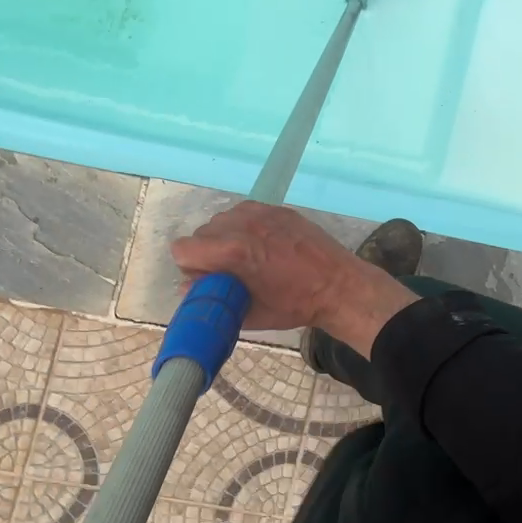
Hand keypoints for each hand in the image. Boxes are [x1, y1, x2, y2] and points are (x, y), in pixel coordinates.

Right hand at [169, 203, 415, 354]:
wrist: (338, 285)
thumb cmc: (294, 305)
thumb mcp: (248, 313)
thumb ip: (212, 298)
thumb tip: (189, 287)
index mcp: (234, 252)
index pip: (183, 248)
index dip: (190, 265)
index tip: (206, 278)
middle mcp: (244, 225)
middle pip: (202, 233)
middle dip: (208, 253)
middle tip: (228, 272)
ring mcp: (263, 213)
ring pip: (223, 219)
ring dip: (226, 237)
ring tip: (247, 257)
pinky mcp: (279, 209)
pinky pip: (246, 212)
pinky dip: (246, 226)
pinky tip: (262, 243)